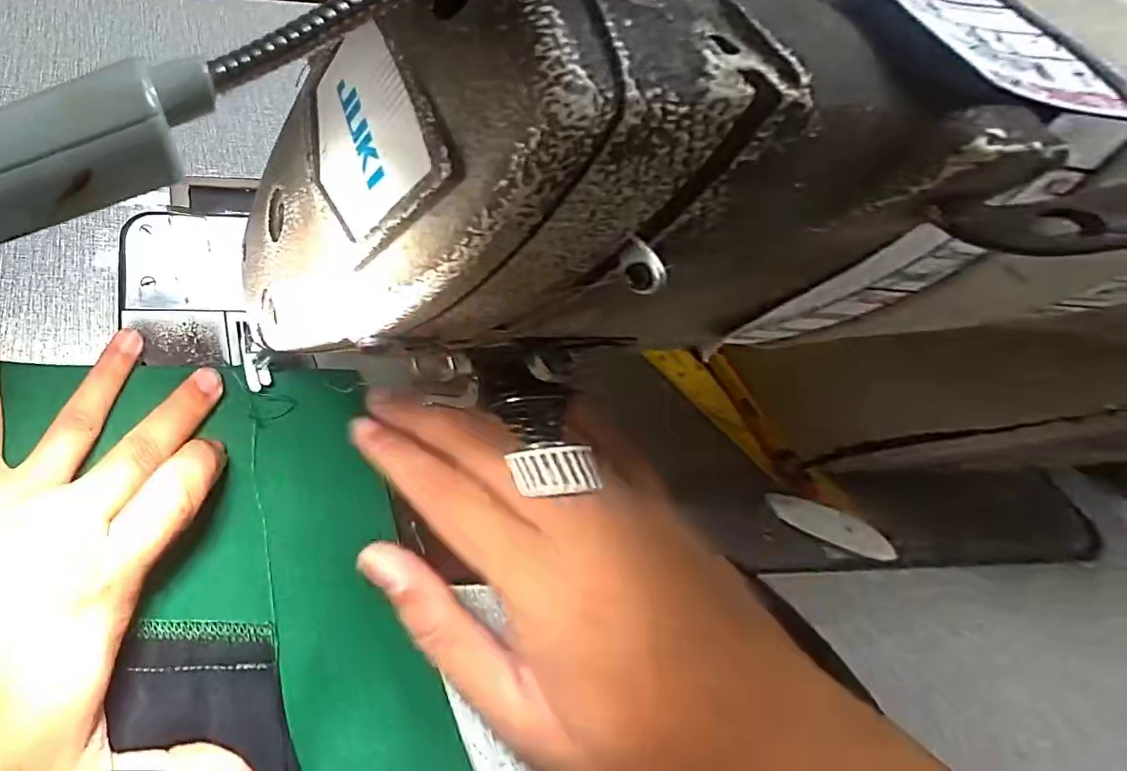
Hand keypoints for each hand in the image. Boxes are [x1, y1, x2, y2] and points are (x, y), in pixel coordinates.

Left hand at [0, 330, 244, 770]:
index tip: (217, 448)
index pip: (173, 503)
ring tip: (128, 342)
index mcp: (107, 576)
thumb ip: (174, 766)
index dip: (201, 468)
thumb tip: (246, 769)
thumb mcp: (92, 767)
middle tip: (203, 381)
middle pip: (141, 452)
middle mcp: (71, 523)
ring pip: (78, 422)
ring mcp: (20, 497)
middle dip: (178, 414)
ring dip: (107, 378)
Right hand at [350, 394, 942, 770]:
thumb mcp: (526, 716)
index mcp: (541, 576)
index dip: (396, 456)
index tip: (359, 431)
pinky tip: (524, 401)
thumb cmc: (638, 740)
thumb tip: (375, 557)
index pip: (445, 493)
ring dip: (466, 412)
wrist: (779, 750)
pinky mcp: (657, 501)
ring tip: (423, 401)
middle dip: (420, 418)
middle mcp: (578, 521)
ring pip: (526, 433)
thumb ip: (442, 630)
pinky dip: (550, 413)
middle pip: (480, 447)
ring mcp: (624, 502)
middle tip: (376, 402)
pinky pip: (595, 436)